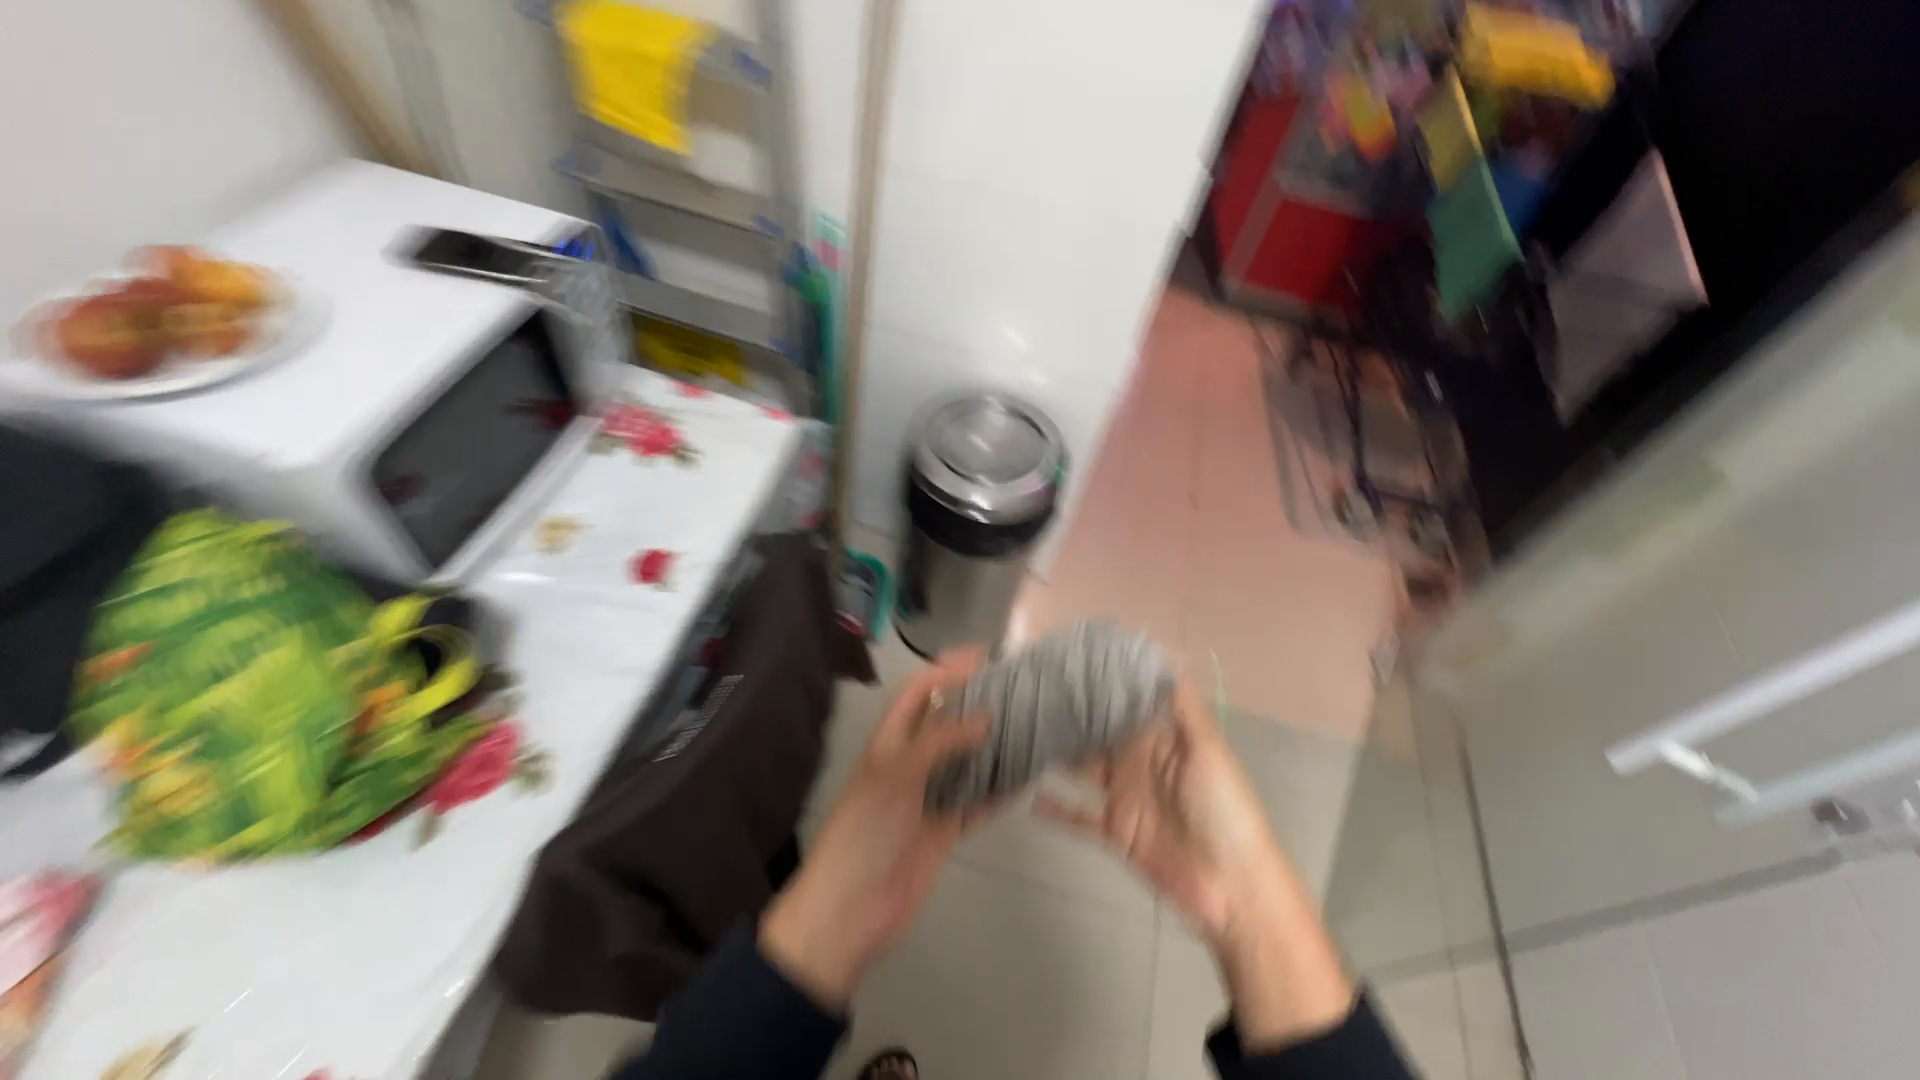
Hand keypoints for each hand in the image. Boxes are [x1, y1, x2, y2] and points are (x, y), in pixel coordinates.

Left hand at [760, 650, 991, 1010]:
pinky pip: (976, 803)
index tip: (984, 657)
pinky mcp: (944, 831)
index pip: (918, 694)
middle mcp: (910, 765)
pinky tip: (1027, 776)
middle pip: (946, 724)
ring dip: (993, 745)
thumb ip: (939, 742)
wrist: (850, 910)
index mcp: (889, 745)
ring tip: (1032, 725)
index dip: (946, 671)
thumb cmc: (865, 833)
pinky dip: (999, 791)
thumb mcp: (896, 776)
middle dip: (976, 705)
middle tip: (1020, 689)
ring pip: (966, 762)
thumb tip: (985, 715)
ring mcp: (929, 799)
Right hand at [1036, 682, 1353, 1045]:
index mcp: (1163, 740)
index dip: (1103, 686)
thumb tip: (1165, 658)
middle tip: (1032, 693)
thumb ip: (1183, 709)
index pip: (1127, 705)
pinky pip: (1079, 818)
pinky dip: (1057, 810)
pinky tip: (1031, 797)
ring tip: (1023, 733)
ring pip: (1084, 769)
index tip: (1070, 661)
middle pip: (1100, 734)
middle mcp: (1140, 763)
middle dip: (1072, 716)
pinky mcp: (1116, 831)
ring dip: (1059, 755)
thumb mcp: (1209, 752)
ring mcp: (1126, 798)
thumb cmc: (1224, 809)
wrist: (1232, 883)